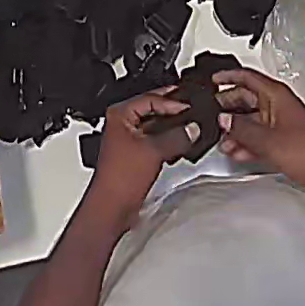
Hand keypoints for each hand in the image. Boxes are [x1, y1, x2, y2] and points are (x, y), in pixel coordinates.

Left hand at [86, 90, 194, 224]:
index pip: (149, 98)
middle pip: (151, 110)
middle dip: (171, 111)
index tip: (188, 105)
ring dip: (170, 126)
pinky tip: (180, 143)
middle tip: (191, 109)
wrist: (112, 206)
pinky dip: (167, 139)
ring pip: (154, 125)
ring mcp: (128, 139)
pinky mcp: (134, 153)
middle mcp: (122, 123)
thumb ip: (176, 136)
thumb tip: (192, 128)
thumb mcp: (153, 150)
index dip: (170, 101)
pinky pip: (154, 139)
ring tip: (189, 126)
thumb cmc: (120, 177)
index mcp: (120, 114)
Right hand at [212, 68, 304, 201]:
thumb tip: (223, 119)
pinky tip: (237, 150)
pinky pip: (260, 134)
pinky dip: (247, 140)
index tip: (213, 79)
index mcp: (276, 95)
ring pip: (252, 118)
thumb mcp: (268, 140)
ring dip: (236, 127)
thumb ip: (241, 128)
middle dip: (228, 106)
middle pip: (246, 97)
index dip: (228, 76)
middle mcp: (279, 105)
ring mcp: (282, 122)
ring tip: (221, 137)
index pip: (246, 76)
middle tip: (211, 113)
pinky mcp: (286, 140)